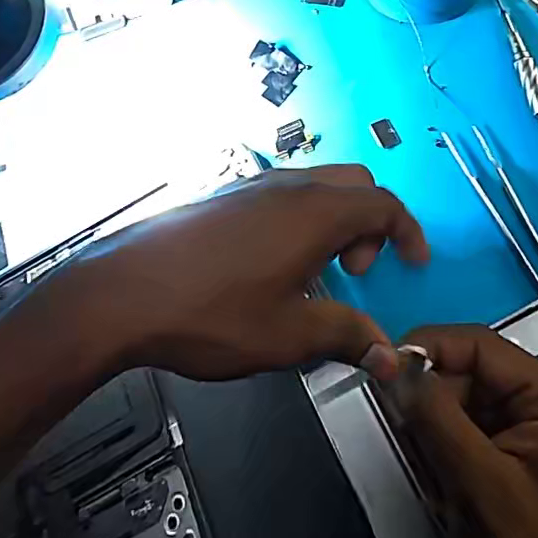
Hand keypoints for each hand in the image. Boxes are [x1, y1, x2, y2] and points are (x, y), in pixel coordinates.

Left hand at [49, 164, 427, 382]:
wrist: (124, 291)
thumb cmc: (210, 313)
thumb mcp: (287, 336)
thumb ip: (345, 336)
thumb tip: (391, 354)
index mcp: (312, 212)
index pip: (382, 202)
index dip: (407, 231)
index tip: (413, 262)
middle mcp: (284, 187)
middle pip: (351, 183)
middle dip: (371, 222)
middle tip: (358, 271)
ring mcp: (248, 187)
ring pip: (313, 186)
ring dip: (332, 220)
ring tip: (315, 273)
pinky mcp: (221, 197)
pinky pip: (279, 195)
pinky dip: (298, 219)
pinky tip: (273, 265)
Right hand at [397, 325, 537, 537]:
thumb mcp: (489, 488)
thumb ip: (439, 419)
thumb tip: (395, 369)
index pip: (481, 346)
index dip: (429, 347)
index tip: (384, 362)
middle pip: (466, 376)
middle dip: (428, 402)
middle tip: (398, 426)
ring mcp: (530, 441)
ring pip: (458, 408)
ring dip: (430, 433)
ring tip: (426, 469)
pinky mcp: (514, 468)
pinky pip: (463, 439)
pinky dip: (440, 455)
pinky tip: (438, 485)